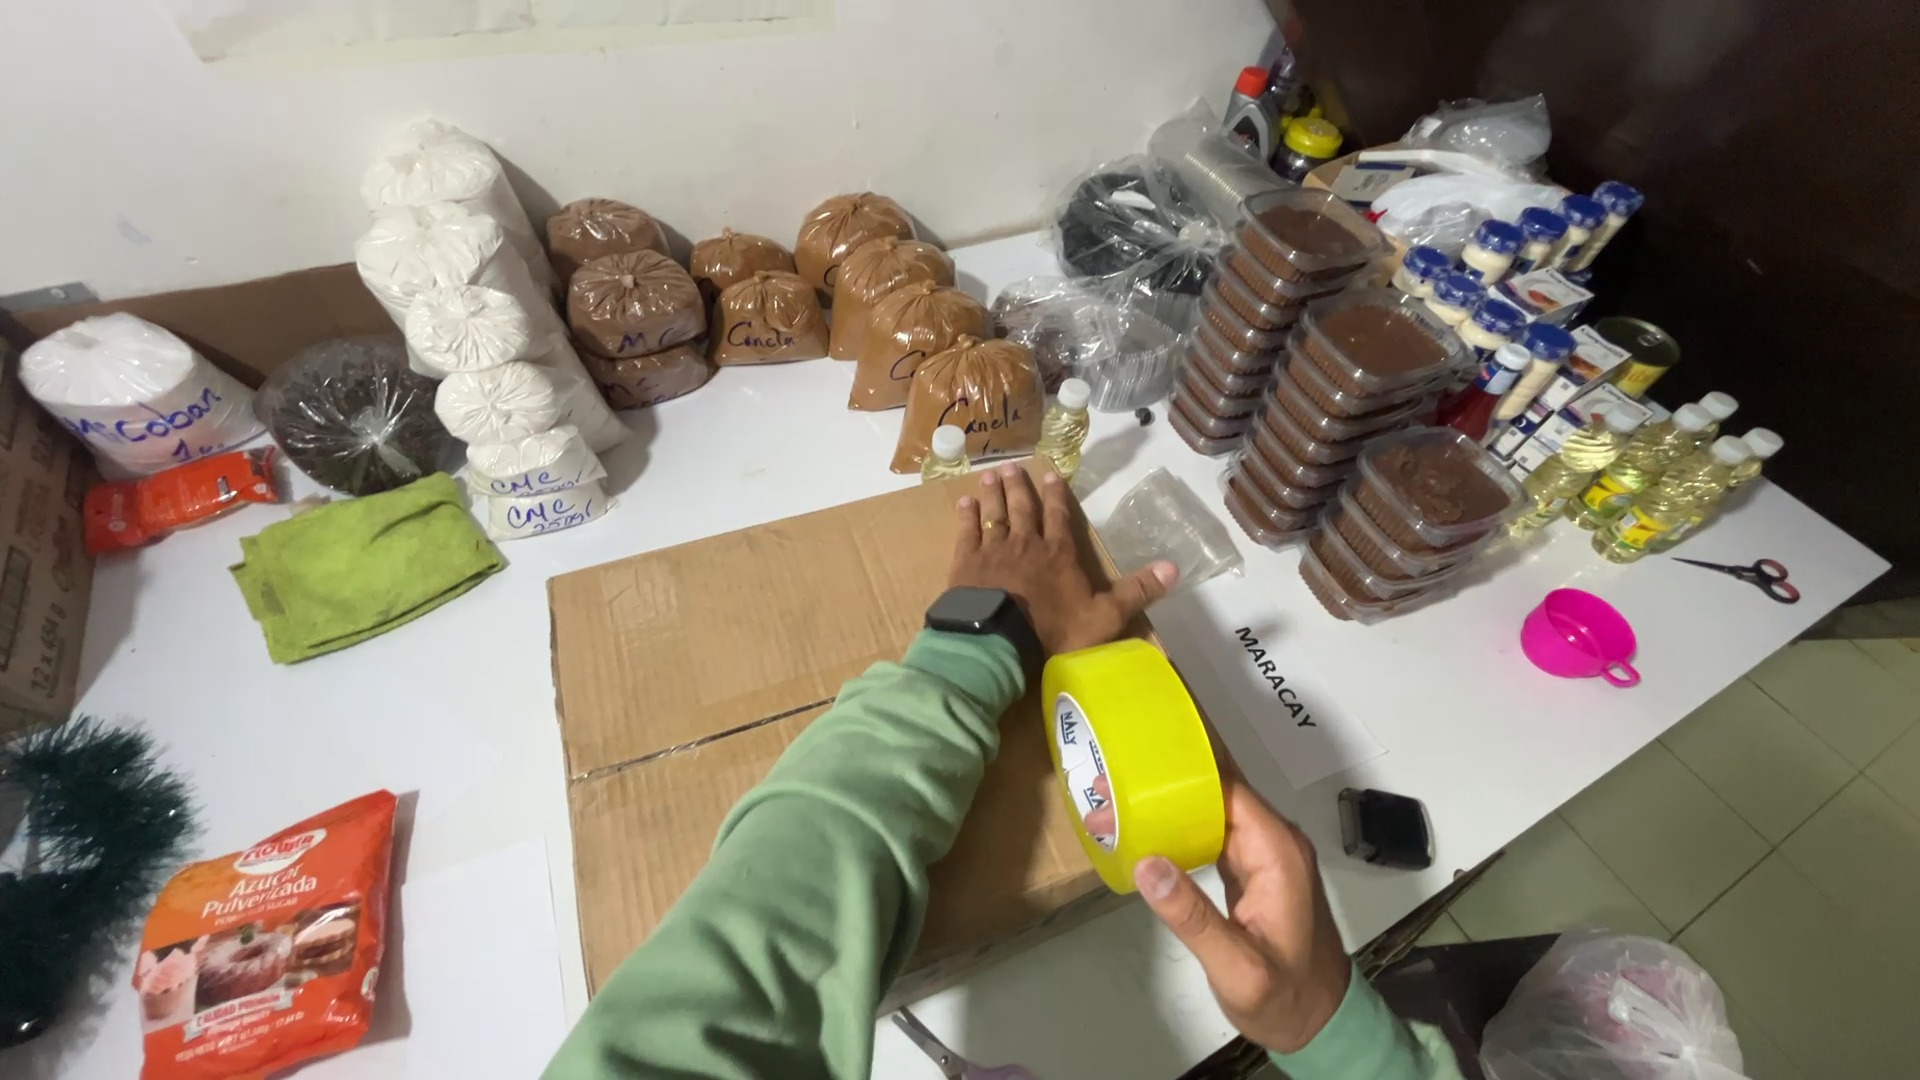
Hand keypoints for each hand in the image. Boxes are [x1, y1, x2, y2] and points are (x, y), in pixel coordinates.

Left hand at [949, 462, 1176, 655]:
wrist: (997, 640)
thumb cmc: (1051, 631)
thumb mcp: (1103, 617)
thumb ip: (1136, 592)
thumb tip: (1174, 568)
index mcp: (1058, 554)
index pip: (1059, 516)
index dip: (1056, 496)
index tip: (1050, 475)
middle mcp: (1026, 543)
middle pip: (1023, 508)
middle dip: (1020, 486)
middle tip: (1012, 466)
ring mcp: (994, 550)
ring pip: (995, 513)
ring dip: (994, 493)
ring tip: (990, 476)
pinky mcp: (966, 563)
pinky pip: (968, 532)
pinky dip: (967, 516)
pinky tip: (964, 503)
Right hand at [1112, 778, 1351, 1055]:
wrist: (1321, 1026)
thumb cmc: (1285, 999)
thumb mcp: (1237, 968)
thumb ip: (1193, 917)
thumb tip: (1146, 864)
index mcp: (1276, 850)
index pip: (1225, 787)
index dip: (1179, 773)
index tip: (1131, 770)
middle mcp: (1273, 838)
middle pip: (1213, 790)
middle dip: (1161, 785)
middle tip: (1108, 787)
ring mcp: (1261, 850)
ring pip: (1207, 808)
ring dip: (1162, 805)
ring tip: (1111, 809)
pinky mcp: (1249, 864)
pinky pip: (1209, 829)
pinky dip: (1174, 826)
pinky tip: (1141, 830)